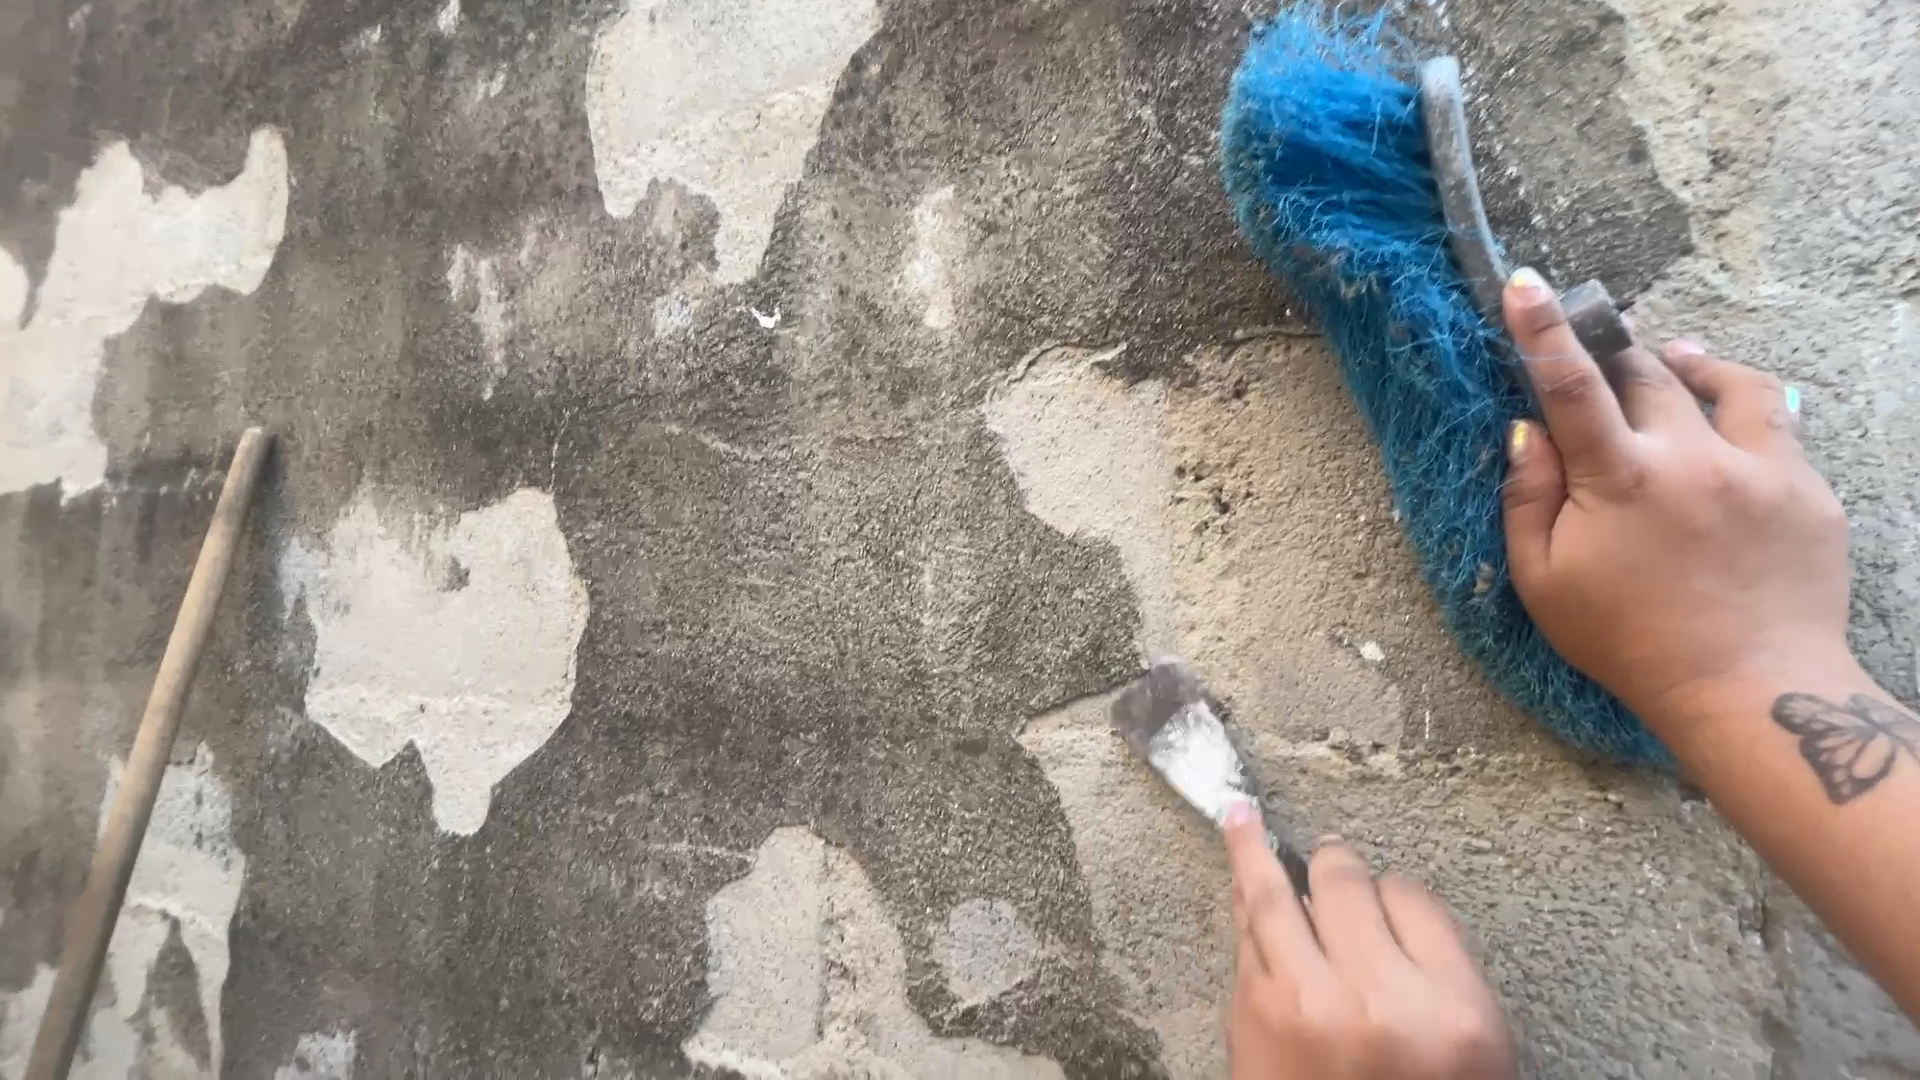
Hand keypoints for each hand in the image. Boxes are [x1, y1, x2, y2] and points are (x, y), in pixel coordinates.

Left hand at [1223, 803, 1515, 1079]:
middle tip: (1330, 857)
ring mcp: (1305, 999)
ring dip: (1253, 846)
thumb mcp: (1466, 1060)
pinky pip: (1247, 928)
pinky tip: (1238, 863)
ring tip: (1240, 813)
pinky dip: (1241, 891)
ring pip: (1278, 892)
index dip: (1393, 891)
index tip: (1383, 894)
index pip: (1414, 899)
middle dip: (1334, 863)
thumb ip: (1433, 978)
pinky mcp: (1252, 1007)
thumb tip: (1381, 899)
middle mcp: (1381, 998)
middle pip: (1345, 882)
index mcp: (1459, 1017)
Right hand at [1499, 268, 1853, 727]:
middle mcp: (1696, 459)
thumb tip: (1526, 432)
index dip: (1542, 332)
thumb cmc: (1619, 634)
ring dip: (1686, 363)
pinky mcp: (1810, 490)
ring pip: (1728, 381)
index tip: (1527, 284)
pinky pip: (1776, 422)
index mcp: (1621, 481)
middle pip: (1649, 374)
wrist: (1747, 685)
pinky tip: (1720, 420)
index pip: (1572, 387)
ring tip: (1668, 360)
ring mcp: (1765, 470)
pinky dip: (1739, 403)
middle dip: (1612, 350)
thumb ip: (1528, 498)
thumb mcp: (1539, 576)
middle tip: (1593, 340)